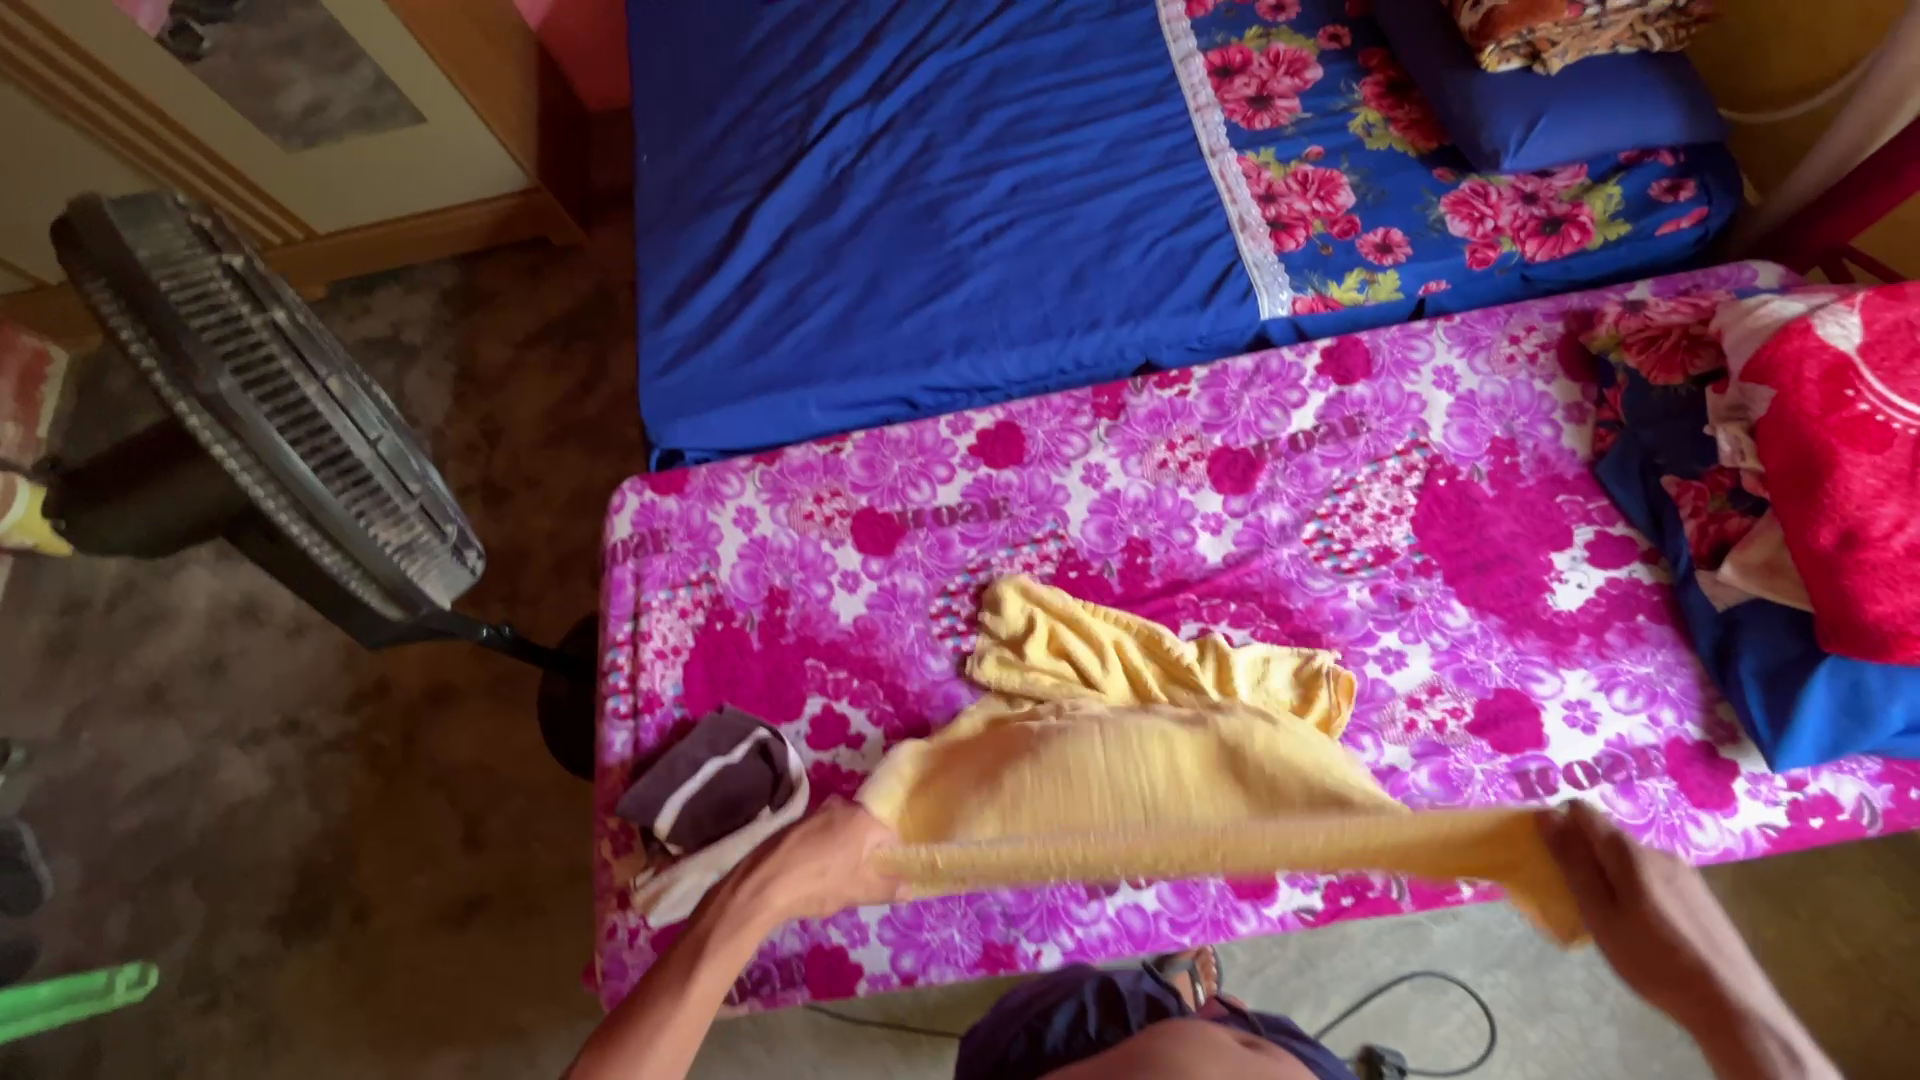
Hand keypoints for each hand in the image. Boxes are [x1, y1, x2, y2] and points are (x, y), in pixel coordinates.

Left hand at [729, 799, 906, 926]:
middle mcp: (843, 806)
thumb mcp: (859, 891)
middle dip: (866, 854)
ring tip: (834, 879)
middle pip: (867, 830)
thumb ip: (889, 888)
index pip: (891, 836)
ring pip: (843, 831)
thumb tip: (911, 888)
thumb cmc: (819, 884)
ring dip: (844, 850)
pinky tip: (813, 871)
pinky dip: (824, 848)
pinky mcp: (798, 821)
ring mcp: (818, 811)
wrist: (764, 882)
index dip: (891, 860)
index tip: (883, 880)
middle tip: (858, 881)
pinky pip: (823, 832)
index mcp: (864, 819)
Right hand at [1537, 801, 1780, 1032]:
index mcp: (1629, 852)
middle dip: (1586, 856)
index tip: (1555, 860)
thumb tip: (1546, 813)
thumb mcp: (1598, 912)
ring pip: (1631, 859)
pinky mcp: (1701, 896)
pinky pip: (1654, 877)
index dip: (1561, 827)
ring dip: (1612, 875)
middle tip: (1583, 900)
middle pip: (1607, 837)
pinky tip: (1648, 928)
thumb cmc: (1652, 960)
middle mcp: (1659, 851)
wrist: (1735, 1008)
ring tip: (1616, 919)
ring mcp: (1686, 874)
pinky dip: (1637, 890)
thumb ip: (1572, 861)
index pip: (1582, 812)